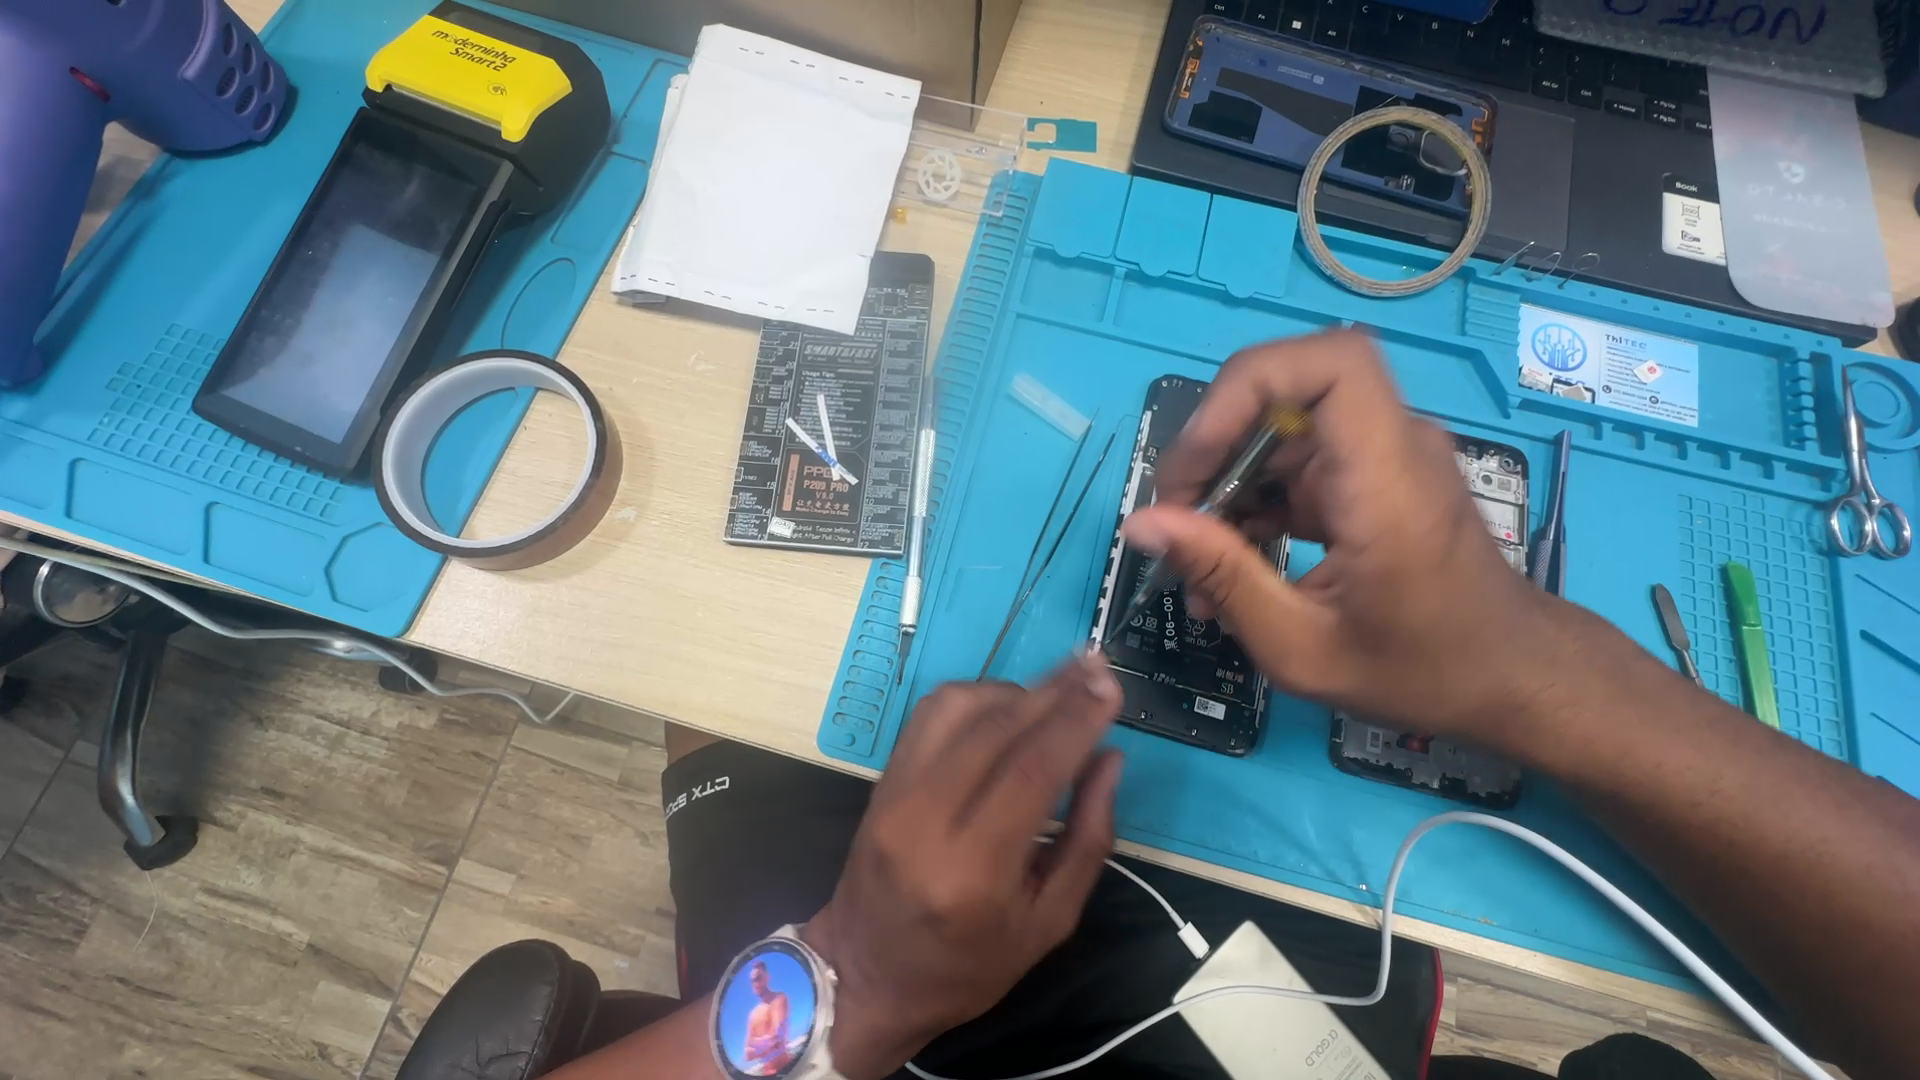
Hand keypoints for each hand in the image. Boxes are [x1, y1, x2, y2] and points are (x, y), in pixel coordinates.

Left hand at [801, 652, 1124, 1079]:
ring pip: (959, 707)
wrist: (865, 973)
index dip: (1076, 720)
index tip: (1109, 686)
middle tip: (1096, 664)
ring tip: (1056, 694)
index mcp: (975, 869)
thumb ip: (1089, 838)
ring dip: (1015, 690)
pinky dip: (975, 696)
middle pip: (998, 728)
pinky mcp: (883, 777)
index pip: (1033, 769)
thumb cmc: (968, 965)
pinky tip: (1006, 705)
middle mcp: (927, 818)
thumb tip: (1110, 758)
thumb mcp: (1049, 923)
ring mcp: (896, 791)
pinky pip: (930, 713)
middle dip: (1055, 690)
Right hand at [1121, 330, 1565, 744]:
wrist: (1512, 680)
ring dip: (1220, 484)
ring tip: (1195, 557)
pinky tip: (1228, 561)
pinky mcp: (1363, 478)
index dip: (1246, 387)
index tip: (1198, 460)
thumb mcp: (1301, 646)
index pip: (1330, 361)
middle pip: (1281, 391)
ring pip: (1272, 431)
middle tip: (1176, 523)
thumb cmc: (1420, 671)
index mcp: (1386, 481)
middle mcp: (1387, 447)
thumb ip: (1221, 576)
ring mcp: (1375, 458)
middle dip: (1211, 449)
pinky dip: (1247, 503)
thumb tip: (1140, 524)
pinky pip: (1287, 466)